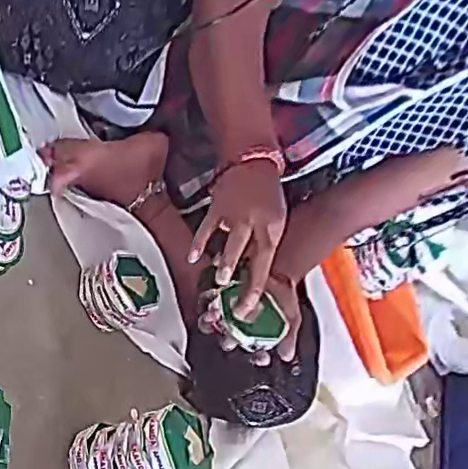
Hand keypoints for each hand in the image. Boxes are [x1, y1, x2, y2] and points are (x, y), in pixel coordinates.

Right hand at [191, 157, 287, 310]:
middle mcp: (256, 222)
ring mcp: (237, 214)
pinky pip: (207, 228)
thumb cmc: (265, 194)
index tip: (247, 307)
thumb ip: (261, 245)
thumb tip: (246, 274)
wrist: (253, 161)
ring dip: (226, 261)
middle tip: (234, 296)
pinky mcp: (218, 207)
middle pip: (250, 254)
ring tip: (220, 278)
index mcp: (272, 228)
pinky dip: (199, 243)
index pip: (265, 262)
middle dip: (243, 277)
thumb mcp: (274, 220)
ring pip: (231, 242)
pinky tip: (193, 257)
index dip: (255, 287)